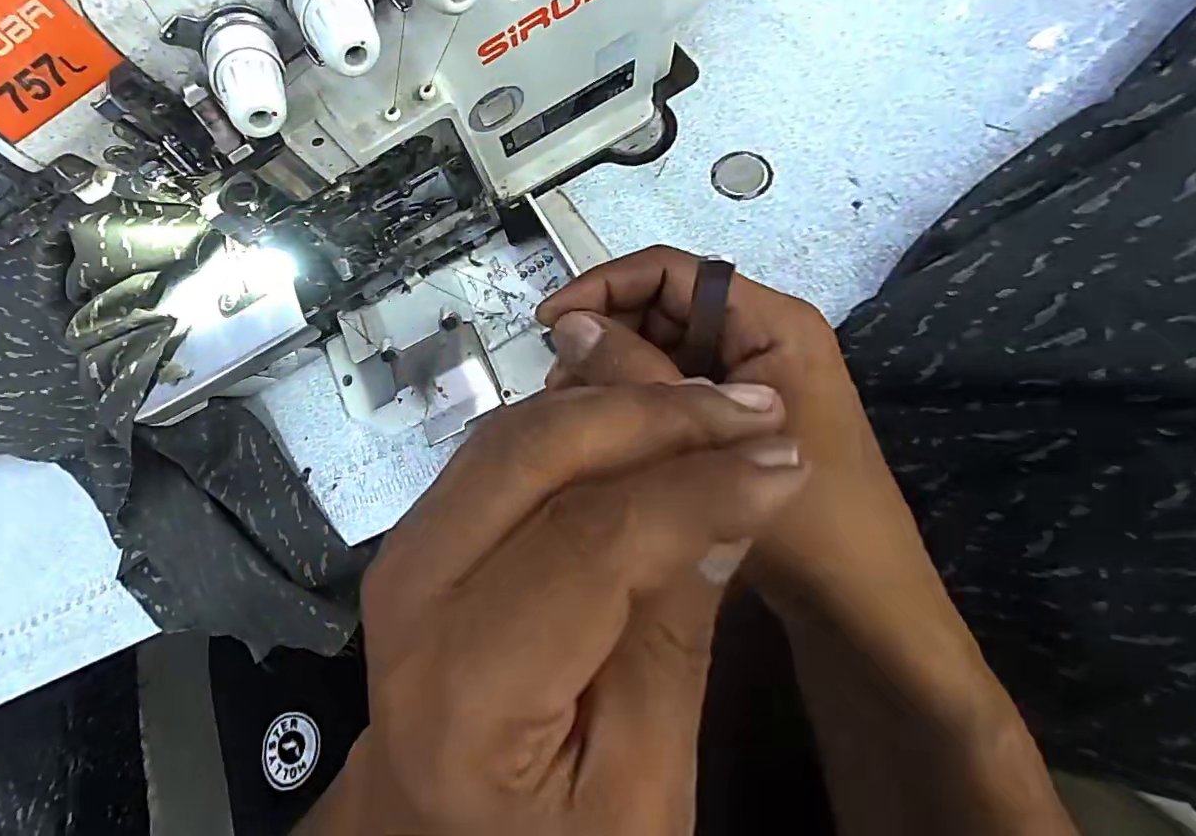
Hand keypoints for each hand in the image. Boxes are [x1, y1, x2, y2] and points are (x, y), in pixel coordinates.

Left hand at [305, 382, 809, 835]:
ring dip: (624, 402)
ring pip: (523, 428)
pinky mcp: (426, 517)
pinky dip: (583, 414)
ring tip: (715, 407)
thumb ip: (674, 640)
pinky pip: (509, 440)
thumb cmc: (545, 833)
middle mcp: (415, 584)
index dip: (696, 488)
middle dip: (658, 415)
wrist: (428, 819)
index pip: (593, 540)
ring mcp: (410, 538)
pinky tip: (648, 416)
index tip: (784, 463)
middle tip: (754, 411)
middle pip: (542, 453)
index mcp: (465, 681)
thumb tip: (732, 505)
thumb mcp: (638, 786)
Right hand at [535, 248, 993, 720]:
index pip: (674, 271)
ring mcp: (750, 371)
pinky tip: (603, 427)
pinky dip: (635, 395)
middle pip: (664, 304)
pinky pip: (674, 381)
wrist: (862, 604)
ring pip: (663, 344)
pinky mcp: (737, 406)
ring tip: (573, 409)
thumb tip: (568, 325)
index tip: (550, 320)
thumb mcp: (707, 445)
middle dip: (605, 331)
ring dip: (614, 366)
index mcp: (772, 322)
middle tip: (557, 381)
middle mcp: (761, 333)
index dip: (605, 284)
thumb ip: (634, 376)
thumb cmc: (806, 523)